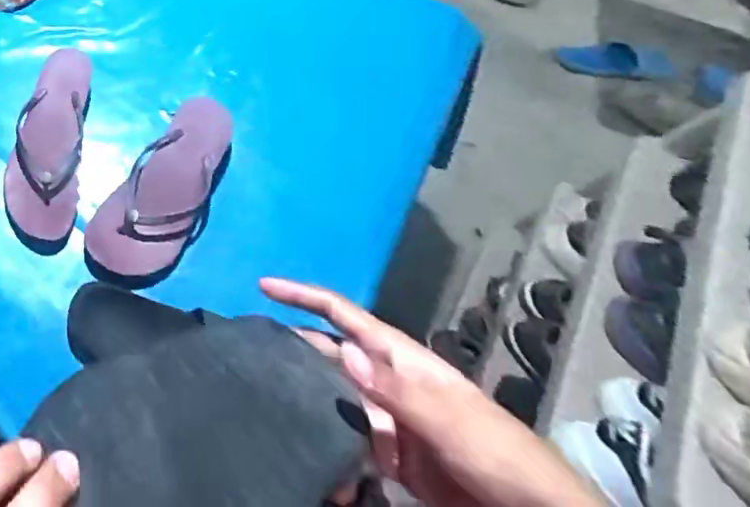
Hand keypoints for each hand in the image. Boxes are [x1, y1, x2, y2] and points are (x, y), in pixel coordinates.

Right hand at [261, 278, 600, 506]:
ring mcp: (388, 420)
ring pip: (333, 401)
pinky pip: (348, 445)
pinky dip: (330, 452)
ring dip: (307, 406)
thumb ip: (396, 390)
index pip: (343, 315)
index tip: (263, 286)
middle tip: (251, 353)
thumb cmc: (497, 454)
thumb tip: (342, 350)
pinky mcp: (390, 458)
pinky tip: (311, 462)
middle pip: (330, 354)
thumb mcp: (449, 420)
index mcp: (400, 359)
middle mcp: (387, 381)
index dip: (304, 296)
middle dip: (294, 349)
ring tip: (268, 406)